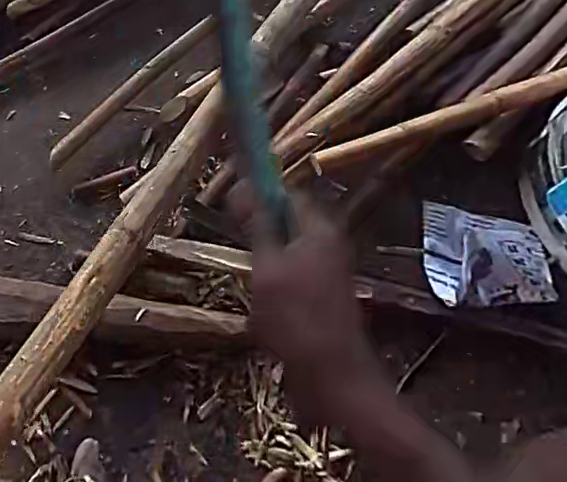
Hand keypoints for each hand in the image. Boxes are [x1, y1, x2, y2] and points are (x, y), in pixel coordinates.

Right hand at [245, 199, 384, 417]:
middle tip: (237, 236)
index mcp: (319, 228)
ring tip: (251, 270)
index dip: (258, 191)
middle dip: (260, 224)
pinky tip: (264, 295)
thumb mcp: (266, 265)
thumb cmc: (296, 317)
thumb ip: (257, 224)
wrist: (333, 379)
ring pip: (287, 243)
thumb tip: (243, 187)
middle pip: (287, 217)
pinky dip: (275, 272)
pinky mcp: (324, 291)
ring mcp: (329, 268)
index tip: (232, 203)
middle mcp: (328, 241)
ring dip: (265, 251)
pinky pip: (293, 267)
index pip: (286, 191)